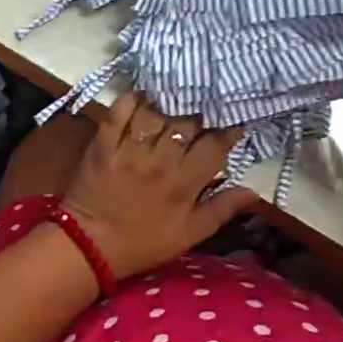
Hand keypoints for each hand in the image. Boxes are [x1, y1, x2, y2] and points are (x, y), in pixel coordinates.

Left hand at [61, 94, 256, 279]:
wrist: (89, 246)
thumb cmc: (143, 242)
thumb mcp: (188, 236)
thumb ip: (221, 210)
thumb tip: (253, 191)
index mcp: (183, 184)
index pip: (214, 147)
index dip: (227, 131)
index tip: (233, 121)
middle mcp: (159, 161)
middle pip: (186, 123)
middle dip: (199, 110)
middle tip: (205, 103)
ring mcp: (129, 150)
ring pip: (154, 113)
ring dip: (167, 102)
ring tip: (175, 96)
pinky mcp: (103, 144)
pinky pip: (117, 112)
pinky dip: (130, 99)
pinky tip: (142, 95)